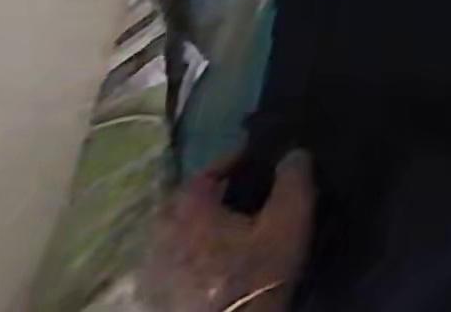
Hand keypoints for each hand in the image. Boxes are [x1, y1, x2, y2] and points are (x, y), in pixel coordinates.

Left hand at [138, 151, 314, 311]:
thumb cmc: (261, 268)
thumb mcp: (290, 216)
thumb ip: (293, 178)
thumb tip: (293, 153)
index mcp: (193, 217)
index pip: (199, 178)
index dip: (224, 162)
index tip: (250, 155)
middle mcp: (164, 242)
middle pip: (175, 207)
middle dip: (203, 192)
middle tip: (234, 185)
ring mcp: (157, 274)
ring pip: (168, 235)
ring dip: (192, 221)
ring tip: (223, 218)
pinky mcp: (159, 299)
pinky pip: (169, 260)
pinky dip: (186, 247)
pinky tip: (209, 252)